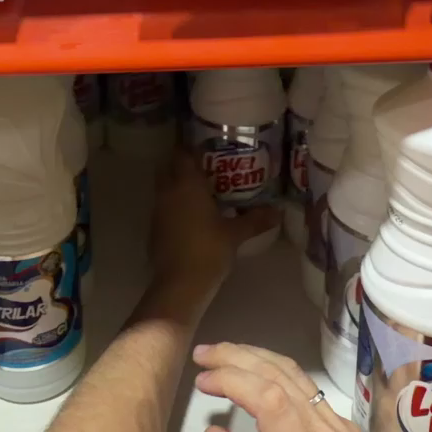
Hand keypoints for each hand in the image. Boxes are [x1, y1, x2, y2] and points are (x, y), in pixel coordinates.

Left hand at [149, 150, 276, 296]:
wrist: (179, 283)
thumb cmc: (208, 250)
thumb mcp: (235, 234)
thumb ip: (256, 219)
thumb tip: (278, 211)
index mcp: (186, 184)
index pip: (182, 154)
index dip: (191, 148)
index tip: (206, 149)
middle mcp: (168, 191)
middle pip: (168, 166)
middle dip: (181, 164)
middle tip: (204, 168)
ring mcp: (157, 209)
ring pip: (163, 187)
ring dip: (176, 185)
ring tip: (200, 191)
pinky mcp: (154, 227)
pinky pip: (162, 206)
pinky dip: (173, 205)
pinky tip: (190, 215)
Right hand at [193, 343, 431, 431]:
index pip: (272, 403)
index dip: (234, 380)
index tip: (203, 381)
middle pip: (281, 378)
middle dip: (236, 357)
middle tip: (202, 355)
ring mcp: (346, 430)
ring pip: (296, 375)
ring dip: (254, 356)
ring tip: (221, 355)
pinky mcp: (351, 427)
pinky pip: (308, 387)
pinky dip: (273, 370)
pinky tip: (254, 374)